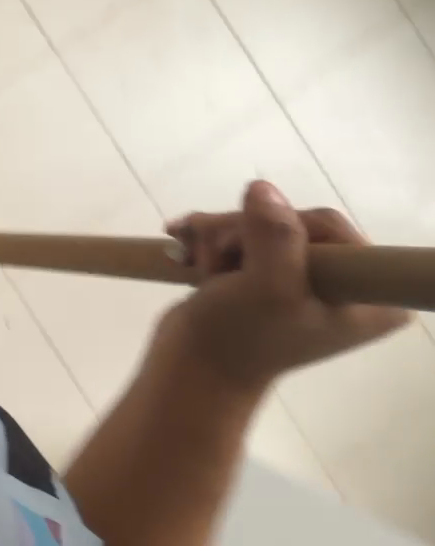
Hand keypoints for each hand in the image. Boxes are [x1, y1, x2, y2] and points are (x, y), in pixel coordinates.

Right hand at [157, 181, 408, 393]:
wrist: (195, 363)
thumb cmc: (242, 334)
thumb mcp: (267, 286)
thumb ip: (274, 236)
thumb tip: (262, 187)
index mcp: (370, 294)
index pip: (327, 226)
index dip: (277, 227)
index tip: (246, 253)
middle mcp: (343, 284)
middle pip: (282, 221)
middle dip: (234, 233)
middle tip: (210, 259)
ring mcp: (299, 279)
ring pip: (251, 225)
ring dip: (212, 236)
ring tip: (193, 260)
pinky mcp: (260, 276)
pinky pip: (233, 236)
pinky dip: (202, 237)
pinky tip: (181, 245)